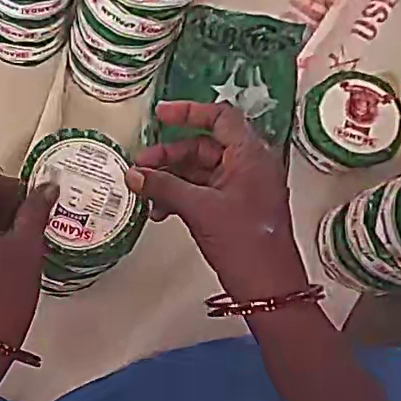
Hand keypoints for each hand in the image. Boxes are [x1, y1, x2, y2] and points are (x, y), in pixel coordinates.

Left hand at [0, 173, 56, 349]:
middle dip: (10, 203)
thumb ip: (36, 208)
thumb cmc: (4, 290)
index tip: (39, 198)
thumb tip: (47, 186)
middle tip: (38, 215)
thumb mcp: (26, 243)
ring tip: (30, 232)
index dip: (16, 187)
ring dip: (4, 218)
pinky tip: (15, 245)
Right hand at [126, 101, 311, 301]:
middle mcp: (248, 166)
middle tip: (140, 167)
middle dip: (170, 155)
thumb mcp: (199, 209)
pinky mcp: (234, 209)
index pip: (220, 118)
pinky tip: (159, 211)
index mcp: (250, 156)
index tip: (160, 115)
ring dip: (171, 179)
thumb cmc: (243, 242)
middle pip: (204, 146)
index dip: (189, 112)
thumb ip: (164, 187)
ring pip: (200, 171)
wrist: (268, 288)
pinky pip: (202, 192)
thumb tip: (133, 175)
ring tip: (144, 192)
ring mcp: (242, 188)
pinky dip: (180, 196)